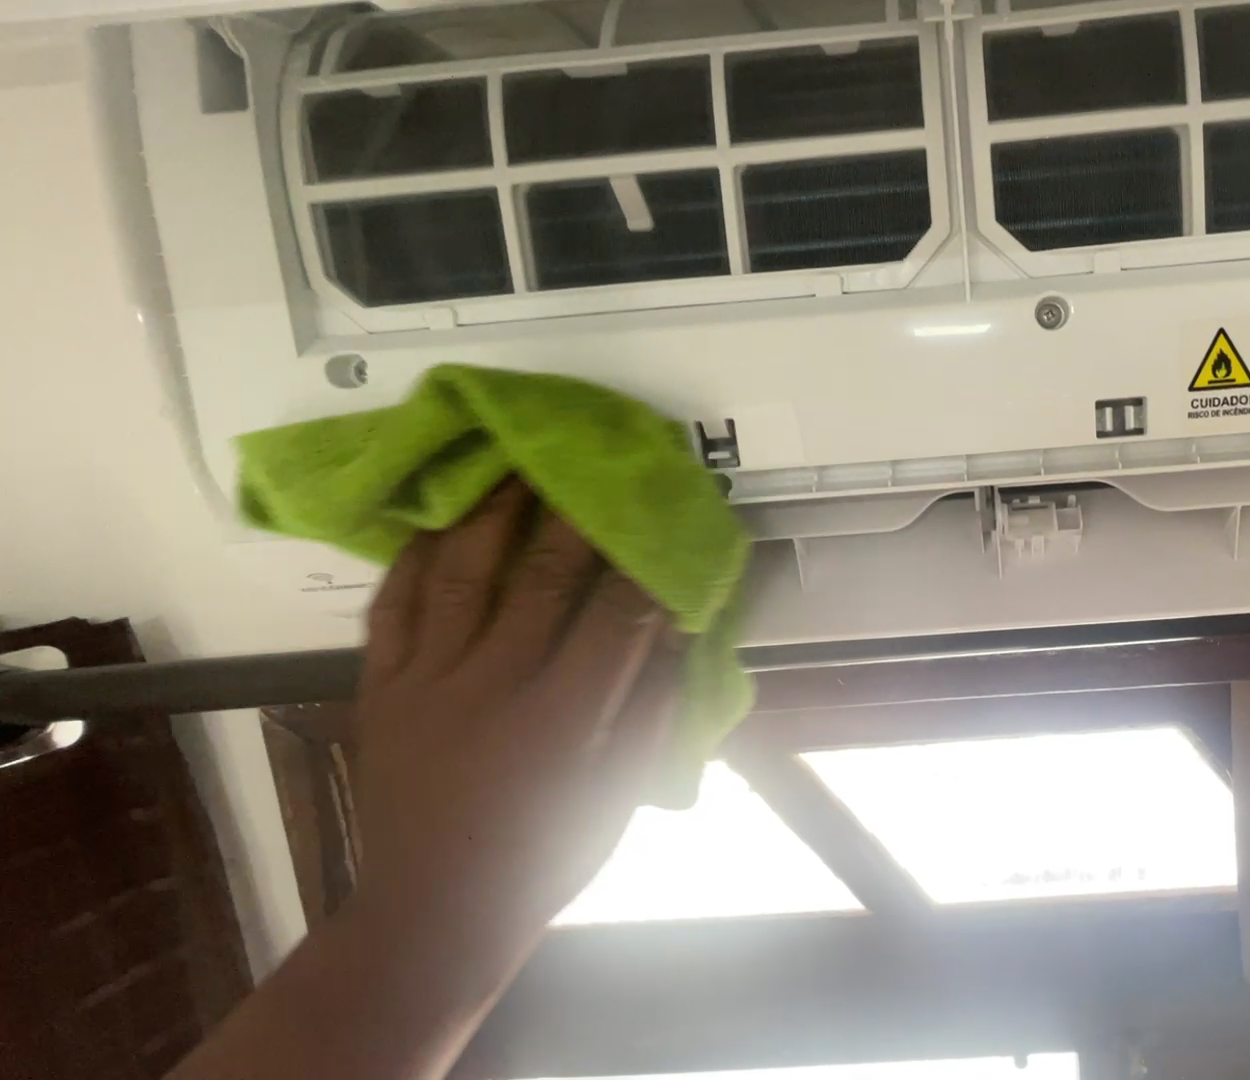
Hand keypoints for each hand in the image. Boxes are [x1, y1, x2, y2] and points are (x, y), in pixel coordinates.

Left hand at [348, 480, 676, 940]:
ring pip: (460, 575)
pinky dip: (414, 558)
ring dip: (491, 513)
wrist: (436, 911)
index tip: (666, 521)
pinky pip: (391, 608)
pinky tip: (438, 522)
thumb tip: (679, 631)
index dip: (646, 563)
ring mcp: (427, 683)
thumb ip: (654, 706)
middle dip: (577, 515)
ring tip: (512, 466)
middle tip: (594, 465)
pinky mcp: (381, 689)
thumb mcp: (621, 790)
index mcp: (563, 719)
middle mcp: (493, 687)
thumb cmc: (549, 851)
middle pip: (542, 579)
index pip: (617, 617)